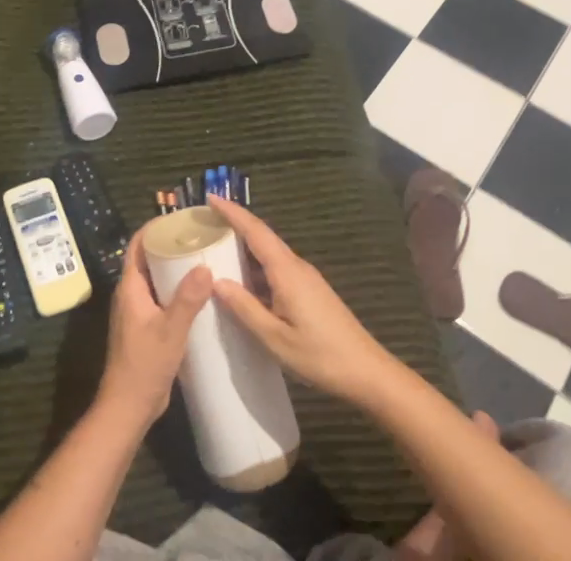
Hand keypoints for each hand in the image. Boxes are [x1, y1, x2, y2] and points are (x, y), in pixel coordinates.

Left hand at [96, 229, 211, 428]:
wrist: (129, 406)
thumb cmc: (144, 366)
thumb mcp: (170, 331)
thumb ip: (187, 299)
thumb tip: (205, 267)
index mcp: (130, 289)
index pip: (138, 246)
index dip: (156, 228)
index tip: (182, 219)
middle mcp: (132, 295)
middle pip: (149, 260)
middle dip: (172, 246)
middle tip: (202, 237)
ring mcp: (139, 312)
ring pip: (158, 280)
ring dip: (177, 269)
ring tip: (207, 259)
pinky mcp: (148, 327)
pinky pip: (163, 298)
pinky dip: (180, 291)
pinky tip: (203, 294)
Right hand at [206, 197, 405, 404]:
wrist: (366, 372)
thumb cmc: (320, 355)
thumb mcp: (274, 338)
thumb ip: (245, 308)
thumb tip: (215, 281)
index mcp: (287, 272)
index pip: (255, 231)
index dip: (232, 213)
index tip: (210, 198)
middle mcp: (297, 267)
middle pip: (262, 237)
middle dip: (234, 225)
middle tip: (204, 224)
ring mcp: (306, 279)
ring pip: (269, 255)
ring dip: (244, 248)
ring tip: (214, 250)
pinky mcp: (310, 292)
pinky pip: (277, 270)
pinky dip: (256, 268)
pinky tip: (242, 282)